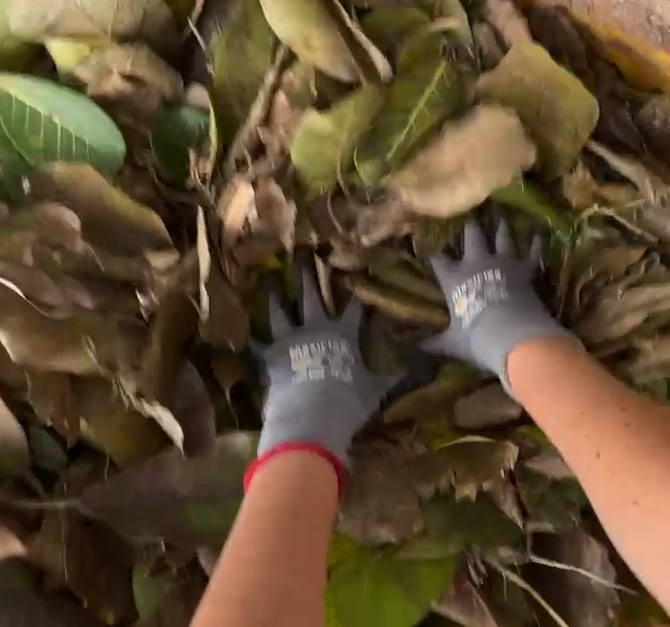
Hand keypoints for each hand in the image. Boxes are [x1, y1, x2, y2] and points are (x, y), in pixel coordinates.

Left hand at [256, 263, 398, 465]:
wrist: (309, 419)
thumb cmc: (347, 404)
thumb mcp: (377, 390)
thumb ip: (398, 375)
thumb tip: (428, 364)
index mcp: (344, 334)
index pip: (356, 305)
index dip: (359, 286)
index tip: (360, 265)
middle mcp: (316, 329)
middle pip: (312, 295)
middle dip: (308, 273)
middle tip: (301, 251)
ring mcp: (289, 341)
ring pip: (281, 311)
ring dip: (275, 295)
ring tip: (270, 279)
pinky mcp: (269, 357)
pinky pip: (257, 344)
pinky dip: (250, 337)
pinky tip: (240, 330)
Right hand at [424, 218, 573, 389]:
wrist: (512, 334)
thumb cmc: (476, 338)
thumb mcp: (452, 342)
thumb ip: (435, 342)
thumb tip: (416, 348)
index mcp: (454, 278)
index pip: (439, 259)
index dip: (433, 248)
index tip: (426, 238)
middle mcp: (477, 263)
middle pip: (472, 236)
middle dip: (470, 225)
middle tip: (470, 213)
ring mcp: (503, 263)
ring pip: (502, 238)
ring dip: (502, 227)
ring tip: (501, 215)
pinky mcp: (525, 269)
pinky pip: (531, 253)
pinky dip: (535, 245)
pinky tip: (537, 235)